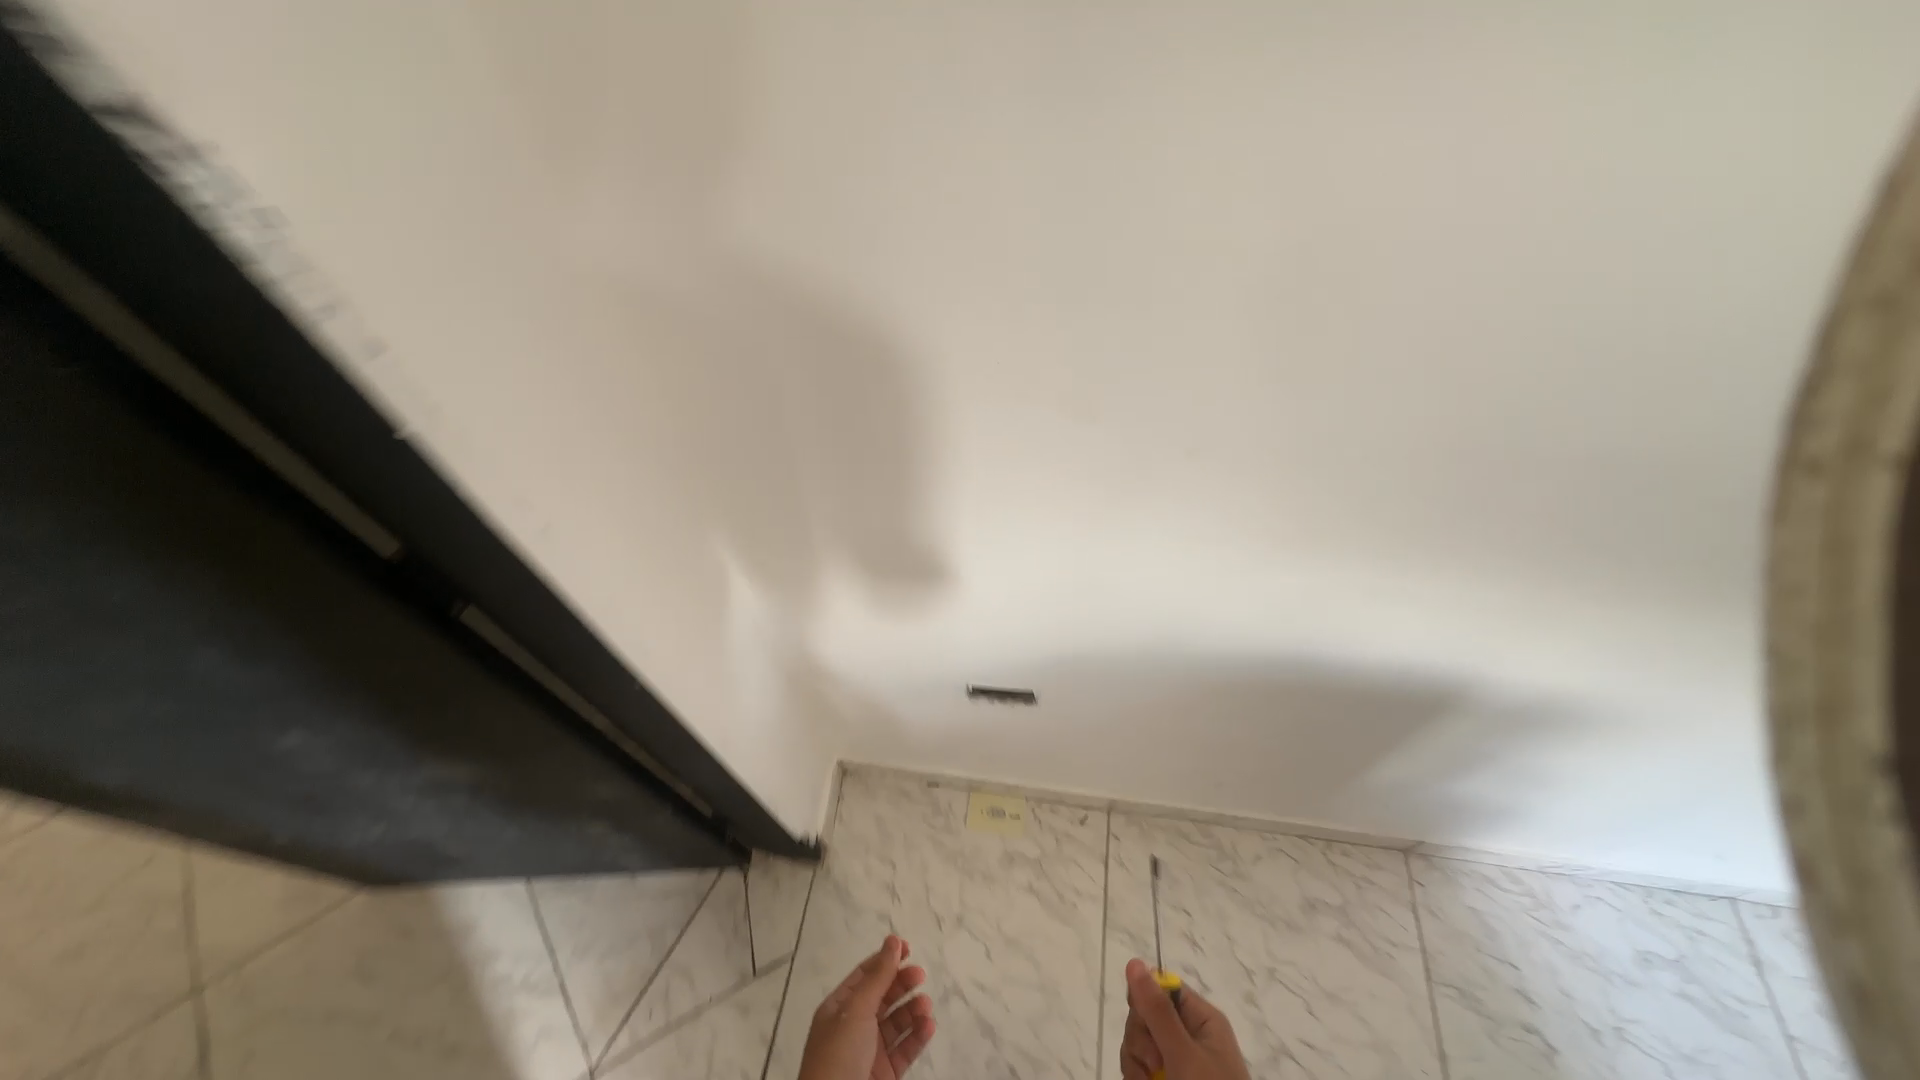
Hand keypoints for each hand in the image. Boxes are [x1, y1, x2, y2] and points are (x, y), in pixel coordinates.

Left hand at [798, 935, 936, 1079]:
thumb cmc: (839, 1054)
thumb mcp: (856, 1010)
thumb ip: (878, 976)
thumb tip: (893, 940)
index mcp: (838, 1008)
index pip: (864, 976)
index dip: (885, 960)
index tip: (908, 948)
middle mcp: (854, 1027)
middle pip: (882, 996)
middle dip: (902, 983)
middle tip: (920, 975)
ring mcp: (870, 1051)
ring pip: (897, 1023)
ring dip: (912, 1010)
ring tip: (926, 1005)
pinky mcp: (886, 1073)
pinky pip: (905, 1049)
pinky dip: (918, 1036)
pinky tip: (928, 1026)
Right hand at [1119, 958, 1250, 1079]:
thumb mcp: (1183, 1054)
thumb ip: (1157, 1011)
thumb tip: (1134, 962)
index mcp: (1202, 1019)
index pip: (1164, 988)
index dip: (1145, 1000)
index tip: (1143, 1023)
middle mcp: (1189, 1035)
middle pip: (1146, 1016)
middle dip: (1140, 1041)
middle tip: (1154, 1065)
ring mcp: (1177, 1060)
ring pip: (1137, 1043)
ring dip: (1135, 1065)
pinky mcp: (1166, 1078)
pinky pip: (1139, 1067)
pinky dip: (1137, 1077)